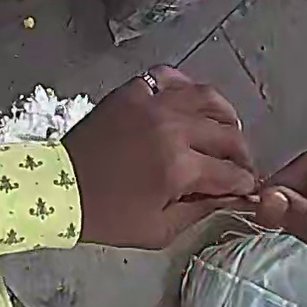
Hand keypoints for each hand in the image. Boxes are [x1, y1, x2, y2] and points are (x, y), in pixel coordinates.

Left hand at [61, 68, 257, 248]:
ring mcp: (152, 103)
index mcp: (179, 167)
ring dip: (223, 114)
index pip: (231, 171)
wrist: (59, 188)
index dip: (245, 182)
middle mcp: (172, 127)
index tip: (247, 186)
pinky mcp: (133, 91)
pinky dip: (186, 87)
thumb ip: (201, 210)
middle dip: (241, 153)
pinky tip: (189, 103)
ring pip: (207, 96)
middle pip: (227, 134)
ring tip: (224, 128)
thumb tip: (233, 195)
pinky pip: (170, 77)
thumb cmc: (109, 216)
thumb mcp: (158, 230)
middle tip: (239, 164)